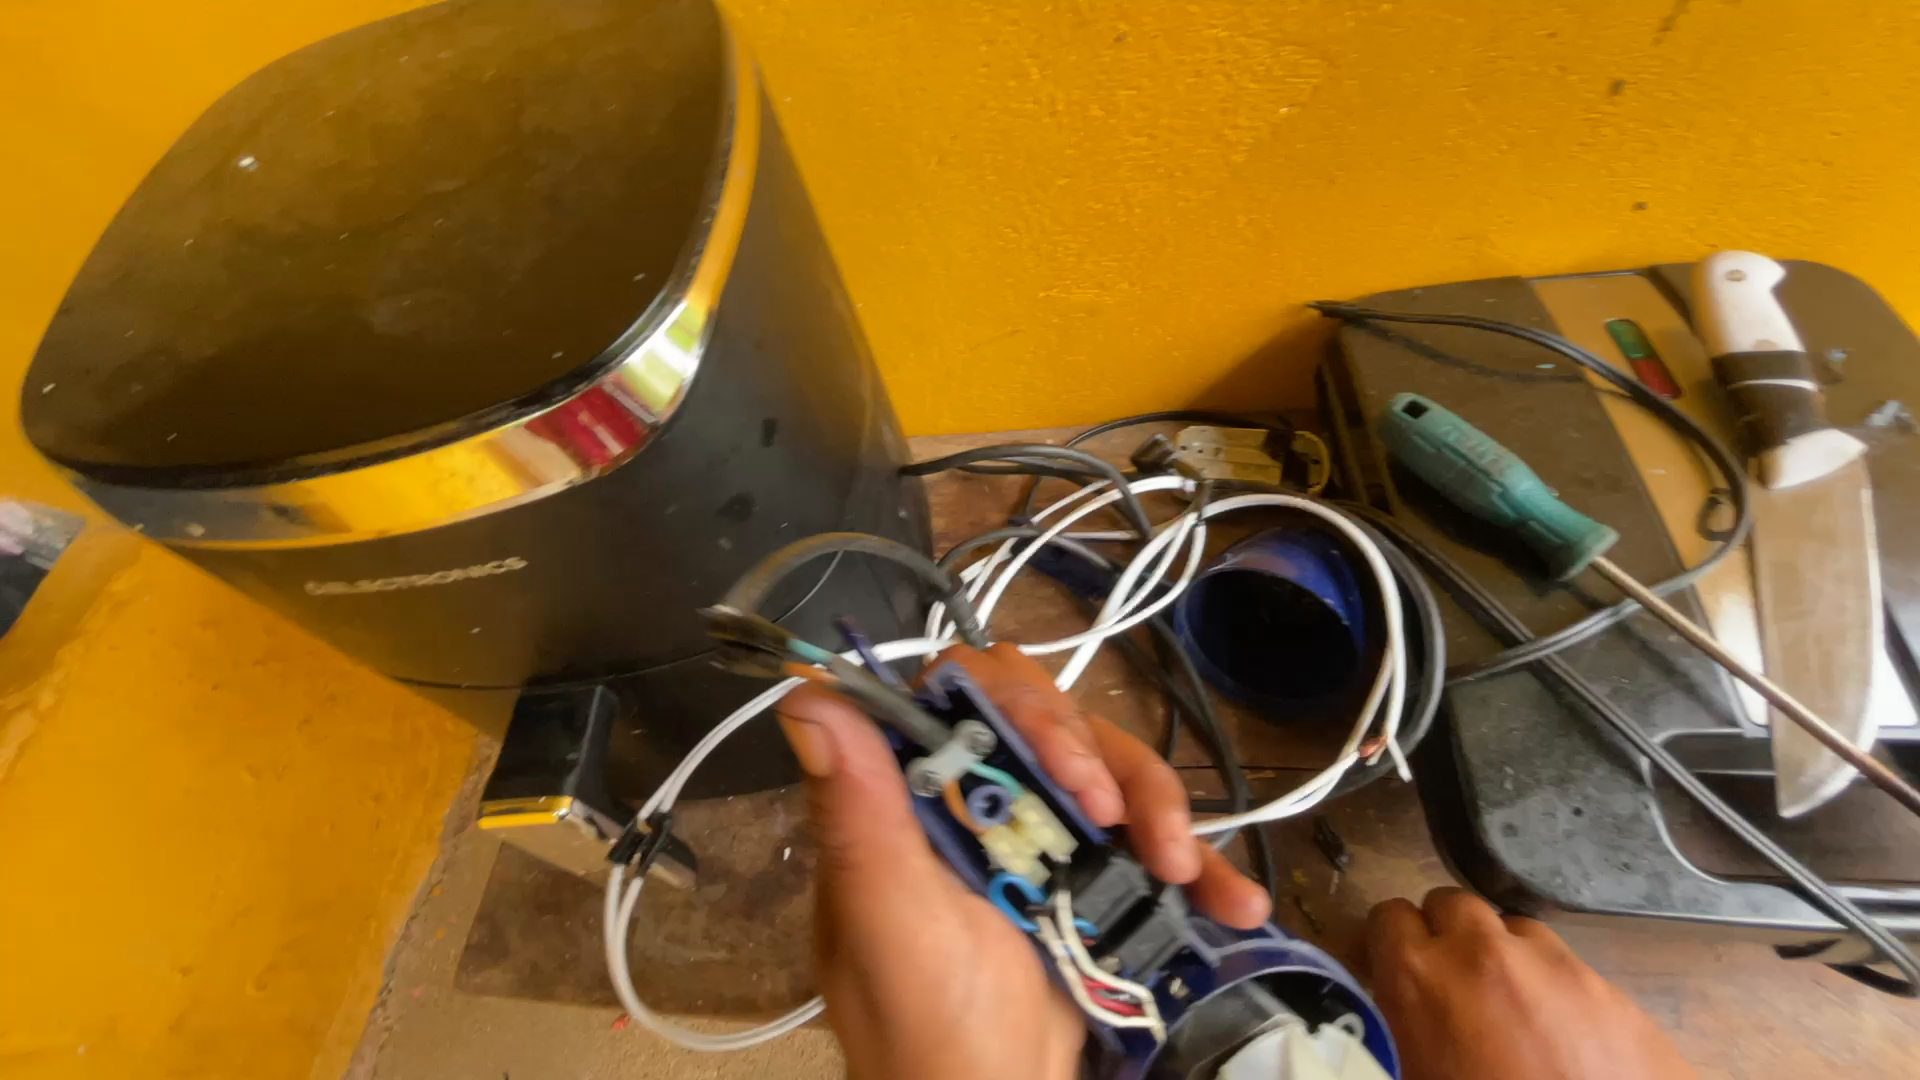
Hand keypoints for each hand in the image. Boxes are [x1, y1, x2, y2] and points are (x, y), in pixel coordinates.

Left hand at [776, 643, 1269, 1079]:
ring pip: (1107, 757)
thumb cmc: (930, 1028)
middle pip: (1046, 712)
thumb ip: (854, 811)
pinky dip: (1197, 858)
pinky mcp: (1092, 863)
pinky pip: (1150, 829)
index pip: (963, 691)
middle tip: (1117, 822)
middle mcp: (976, 793)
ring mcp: (1039, 825)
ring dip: (1157, 802)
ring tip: (1181, 871)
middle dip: (1094, 753)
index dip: (1018, 705)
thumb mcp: (888, 920)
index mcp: (916, 790)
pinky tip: (1233, 903)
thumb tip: (805, 698)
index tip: (1064, 768)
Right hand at [1367, 888, 1696, 1079]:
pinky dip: (1566, 998)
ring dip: (1510, 959)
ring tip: (1521, 1013)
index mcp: (1419, 975)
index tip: (1401, 969)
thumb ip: (1399, 1023)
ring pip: (1518, 930)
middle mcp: (1483, 954)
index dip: (1394, 943)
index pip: (1389, 915)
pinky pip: (1578, 975)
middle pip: (1453, 903)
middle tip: (1458, 983)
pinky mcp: (1621, 1001)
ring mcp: (1559, 971)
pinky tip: (1576, 1047)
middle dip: (1450, 935)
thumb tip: (1398, 1008)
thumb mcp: (1416, 1073)